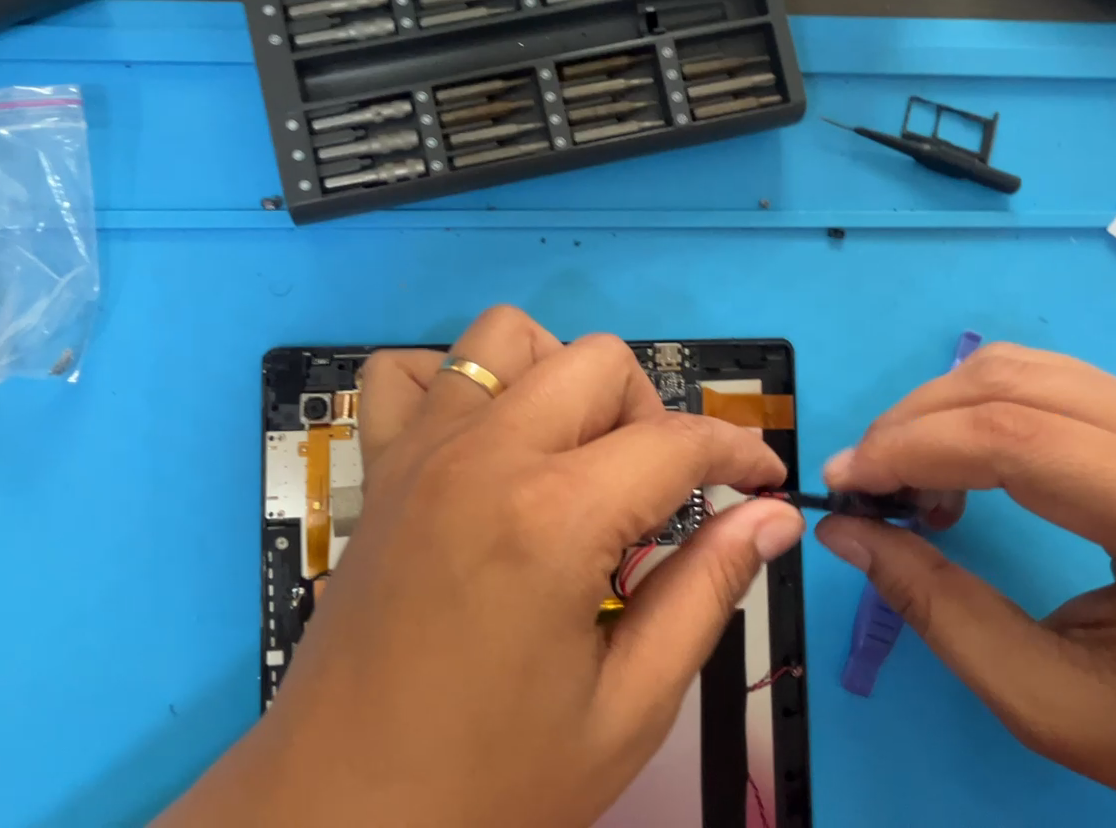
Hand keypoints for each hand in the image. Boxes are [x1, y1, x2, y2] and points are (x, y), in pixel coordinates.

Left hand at [161, 306, 803, 827]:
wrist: (344, 809)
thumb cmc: (494, 778)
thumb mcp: (628, 705)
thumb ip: (707, 590)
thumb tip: (771, 516)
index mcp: (553, 516)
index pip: (675, 440)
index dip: (737, 451)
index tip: (761, 480)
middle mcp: (484, 454)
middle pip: (598, 361)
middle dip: (650, 414)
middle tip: (655, 494)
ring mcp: (421, 450)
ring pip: (505, 336)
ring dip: (558, 378)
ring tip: (571, 457)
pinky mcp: (378, 466)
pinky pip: (402, 372)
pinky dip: (452, 382)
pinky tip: (480, 440)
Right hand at [816, 344, 1115, 827]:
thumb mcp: (1044, 702)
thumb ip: (934, 606)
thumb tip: (840, 527)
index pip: (1024, 443)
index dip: (913, 448)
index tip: (842, 482)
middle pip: (1021, 388)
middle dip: (914, 424)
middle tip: (863, 483)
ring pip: (1032, 370)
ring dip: (942, 411)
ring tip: (907, 479)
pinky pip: (1058, 385)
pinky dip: (983, 412)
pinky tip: (963, 465)